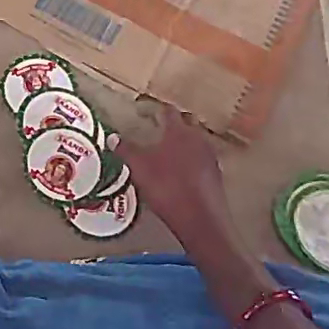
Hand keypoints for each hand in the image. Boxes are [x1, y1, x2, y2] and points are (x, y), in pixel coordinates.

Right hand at [113, 106, 232, 249]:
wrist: (200, 218)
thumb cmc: (166, 186)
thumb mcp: (139, 167)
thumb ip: (126, 150)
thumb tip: (112, 137)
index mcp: (178, 132)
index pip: (169, 112)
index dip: (158, 110)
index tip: (149, 111)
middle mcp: (198, 139)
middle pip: (188, 124)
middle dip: (176, 124)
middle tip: (161, 129)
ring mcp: (210, 157)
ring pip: (197, 142)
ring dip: (186, 143)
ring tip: (171, 151)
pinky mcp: (217, 176)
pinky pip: (203, 160)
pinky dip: (193, 161)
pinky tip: (184, 173)